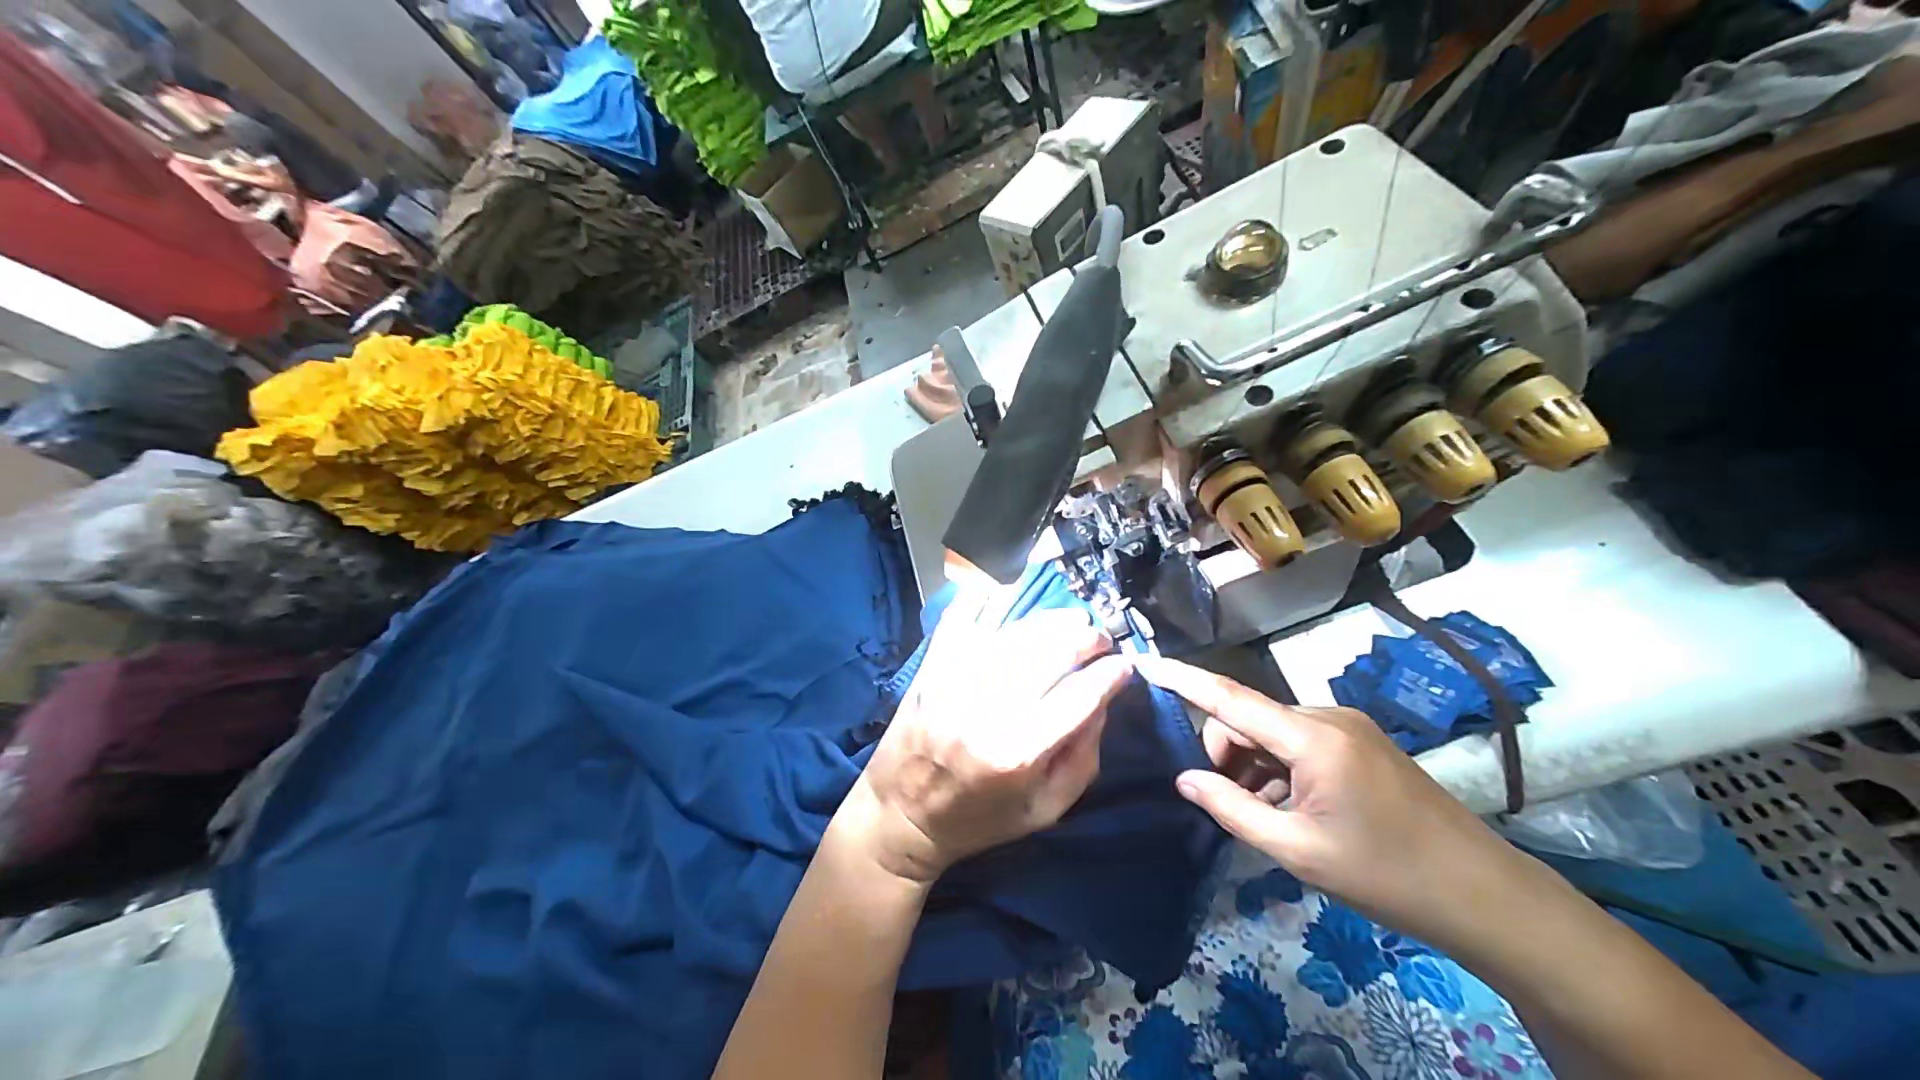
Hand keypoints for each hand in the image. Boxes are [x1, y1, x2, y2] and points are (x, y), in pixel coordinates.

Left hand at [845, 602, 1135, 883]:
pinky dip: (986, 601)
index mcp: (1020, 752)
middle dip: (1087, 637)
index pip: (1081, 694)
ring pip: (1014, 632)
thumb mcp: (1045, 809)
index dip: (1111, 673)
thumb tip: (1103, 701)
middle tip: (1099, 639)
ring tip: (1068, 622)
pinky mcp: (930, 670)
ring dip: (1050, 620)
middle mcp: (988, 709)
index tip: (1125, 665)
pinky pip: (962, 621)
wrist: (901, 816)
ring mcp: (954, 683)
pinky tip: (1007, 597)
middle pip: (1052, 651)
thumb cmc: (980, 819)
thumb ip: (1083, 757)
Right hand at [1136, 655, 1547, 953]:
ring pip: (1272, 732)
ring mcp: (1348, 727)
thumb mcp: (1297, 850)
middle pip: (1248, 719)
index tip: (1144, 662)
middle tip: (1234, 806)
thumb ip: (1232, 808)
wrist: (1483, 895)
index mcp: (1311, 737)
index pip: (1229, 697)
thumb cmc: (1385, 875)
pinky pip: (1298, 741)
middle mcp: (1327, 717)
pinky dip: (1280, 768)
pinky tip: (1293, 808)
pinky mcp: (1360, 742)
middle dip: (1227, 755)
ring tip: (1272, 817)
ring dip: (1255, 766)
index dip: (1182, 678)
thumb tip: (1186, 780)